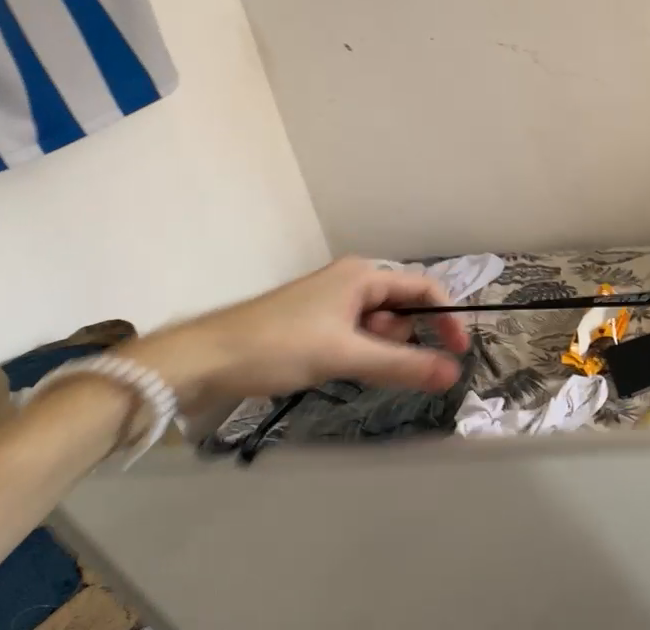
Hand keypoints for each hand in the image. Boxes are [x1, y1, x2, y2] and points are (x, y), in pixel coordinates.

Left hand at [112, 258, 470, 414]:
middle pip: (402, 309)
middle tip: (381, 364)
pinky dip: (355, 354)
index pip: (427, 290)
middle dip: (401, 340)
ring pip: (378, 327)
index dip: (447, 320)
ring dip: (375, 350)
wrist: (191, 364)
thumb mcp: (344, 357)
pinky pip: (354, 336)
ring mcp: (328, 302)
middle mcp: (350, 281)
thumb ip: (403, 365)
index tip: (458, 353)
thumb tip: (455, 375)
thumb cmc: (274, 348)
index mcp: (364, 275)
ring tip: (346, 368)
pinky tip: (332, 369)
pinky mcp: (309, 324)